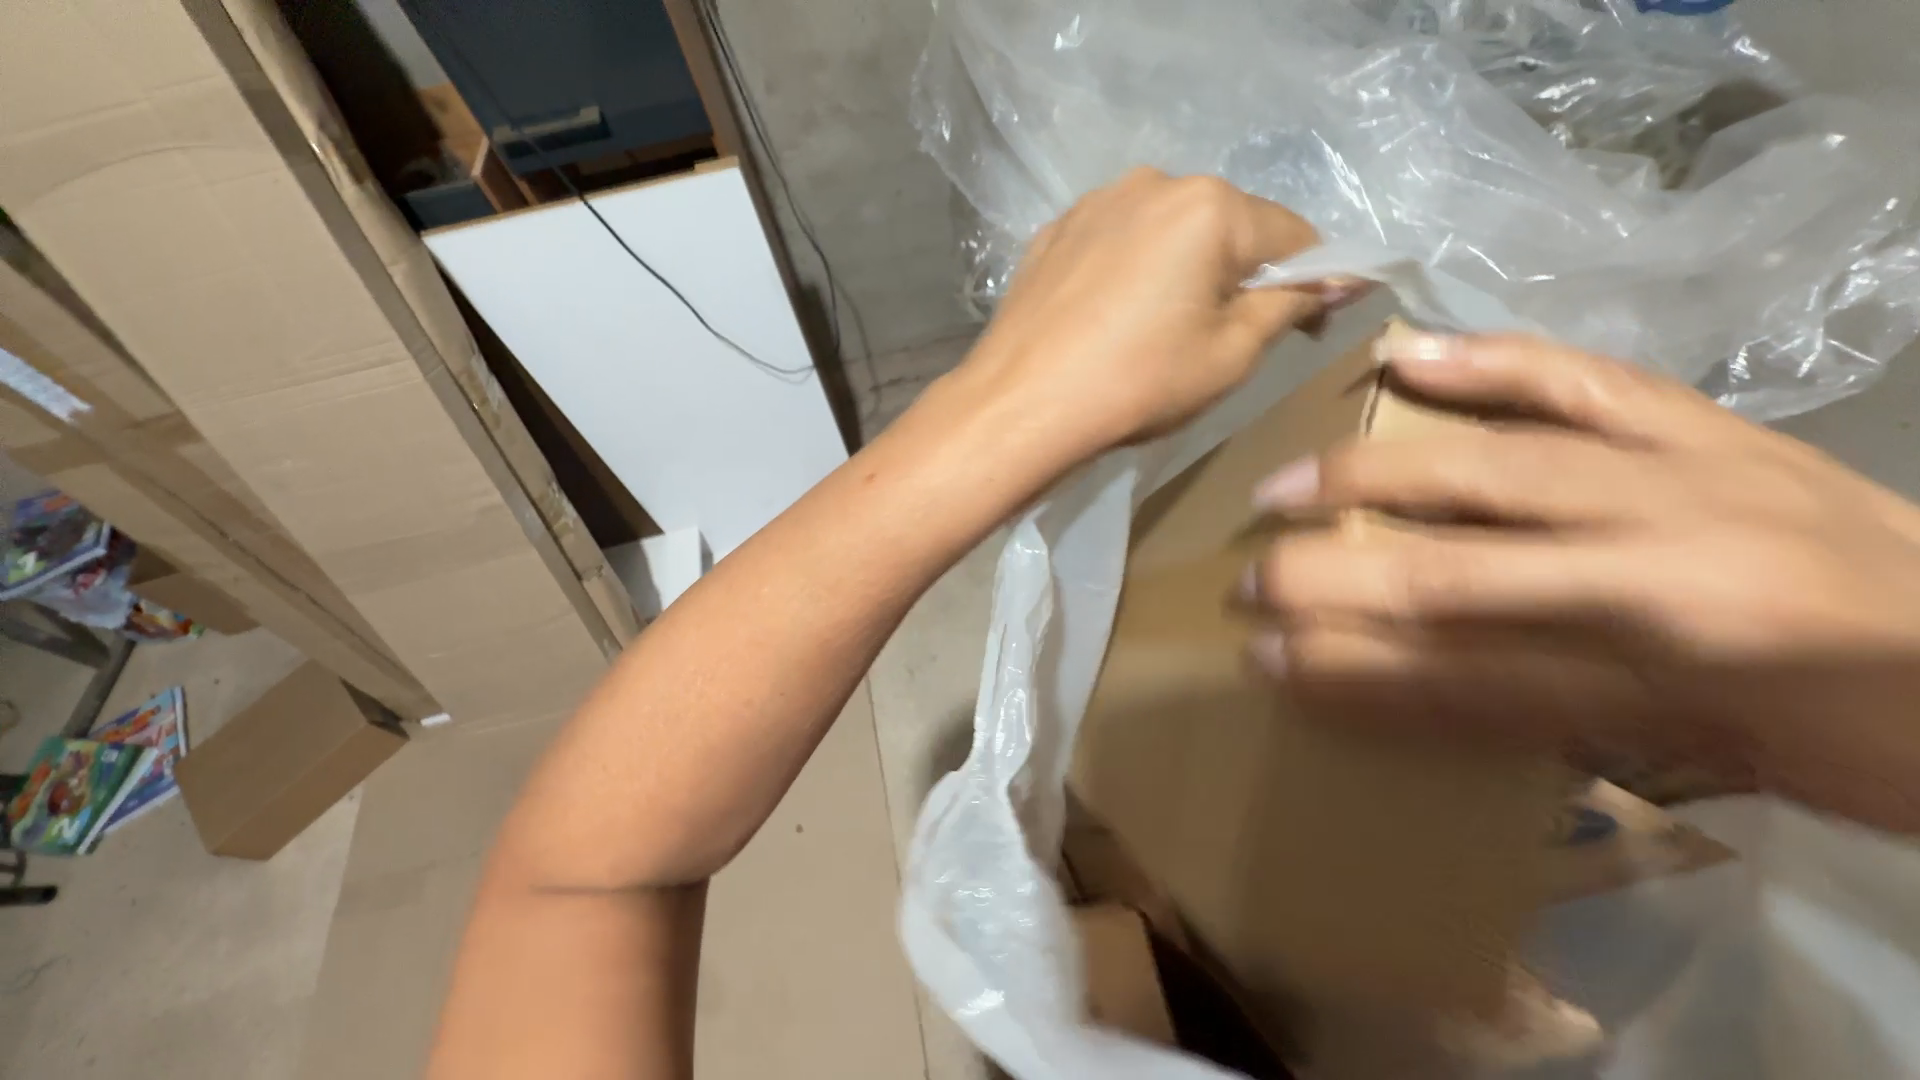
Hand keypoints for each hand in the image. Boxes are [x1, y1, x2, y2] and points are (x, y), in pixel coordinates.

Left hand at [950, 168, 1350, 458]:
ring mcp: (1095, 203)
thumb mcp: (1230, 355)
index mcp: (1209, 207)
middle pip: (1227, 225)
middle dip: (1241, 272)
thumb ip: (1289, 305)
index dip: (1313, 280)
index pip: (1293, 234)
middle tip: (1227, 335)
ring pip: (1169, 229)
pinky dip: (1132, 269)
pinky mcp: (1055, 231)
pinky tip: (1114, 317)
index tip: (1308, 326)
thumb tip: (1335, 280)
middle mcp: (1154, 183)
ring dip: (1184, 267)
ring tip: (1161, 328)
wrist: (1021, 405)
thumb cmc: (1137, 383)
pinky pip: (1118, 241)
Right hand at [1246, 332, 1919, 832]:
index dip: (1351, 672)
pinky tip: (1409, 352)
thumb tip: (1385, 688)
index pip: (1460, 676)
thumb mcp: (1691, 762)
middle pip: (1462, 572)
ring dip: (1375, 475)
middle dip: (1336, 577)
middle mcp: (1677, 569)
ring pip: (1501, 468)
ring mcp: (1695, 480)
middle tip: (1245, 582)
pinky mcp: (1713, 426)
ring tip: (1283, 481)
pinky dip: (1493, 362)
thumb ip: (1532, 716)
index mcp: (1682, 678)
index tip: (1266, 662)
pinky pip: (1589, 383)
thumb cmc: (1853, 741)